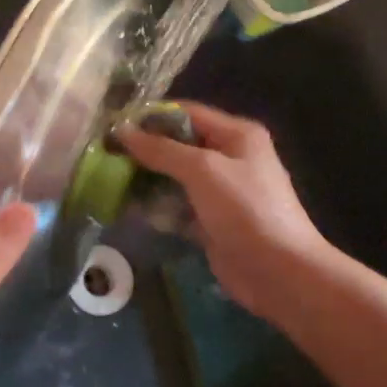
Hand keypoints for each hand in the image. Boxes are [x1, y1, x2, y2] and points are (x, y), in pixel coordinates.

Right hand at [117, 102, 327, 317]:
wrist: (279, 272)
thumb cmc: (246, 210)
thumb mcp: (203, 170)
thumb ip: (161, 149)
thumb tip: (122, 130)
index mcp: (237, 134)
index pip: (186, 113)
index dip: (151, 117)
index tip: (114, 125)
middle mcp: (229, 156)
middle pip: (179, 144)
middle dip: (144, 149)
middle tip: (106, 155)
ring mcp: (220, 191)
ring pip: (175, 176)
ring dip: (146, 178)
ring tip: (109, 180)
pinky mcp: (211, 220)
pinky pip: (177, 205)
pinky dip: (156, 205)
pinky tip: (128, 208)